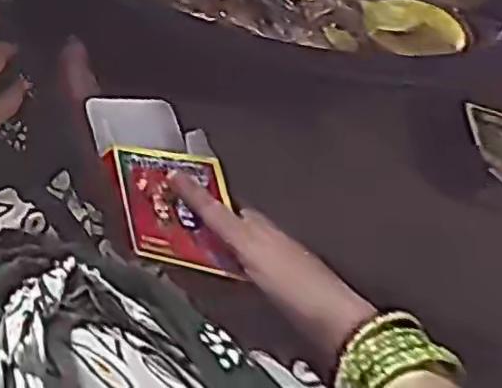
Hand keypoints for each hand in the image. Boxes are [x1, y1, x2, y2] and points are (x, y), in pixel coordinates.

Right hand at [169, 172, 376, 355]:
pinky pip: (237, 273)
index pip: (216, 203)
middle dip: (194, 227)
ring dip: (205, 252)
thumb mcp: (242, 239)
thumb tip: (175, 173)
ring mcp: (272, 267)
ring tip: (178, 256)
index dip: (190, 201)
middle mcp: (263, 238)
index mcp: (256, 221)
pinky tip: (212, 280)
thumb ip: (209, 210)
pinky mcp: (277, 292)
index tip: (162, 200)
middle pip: (221, 227)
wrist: (338, 328)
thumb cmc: (290, 278)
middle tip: (162, 230)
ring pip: (228, 252)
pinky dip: (220, 272)